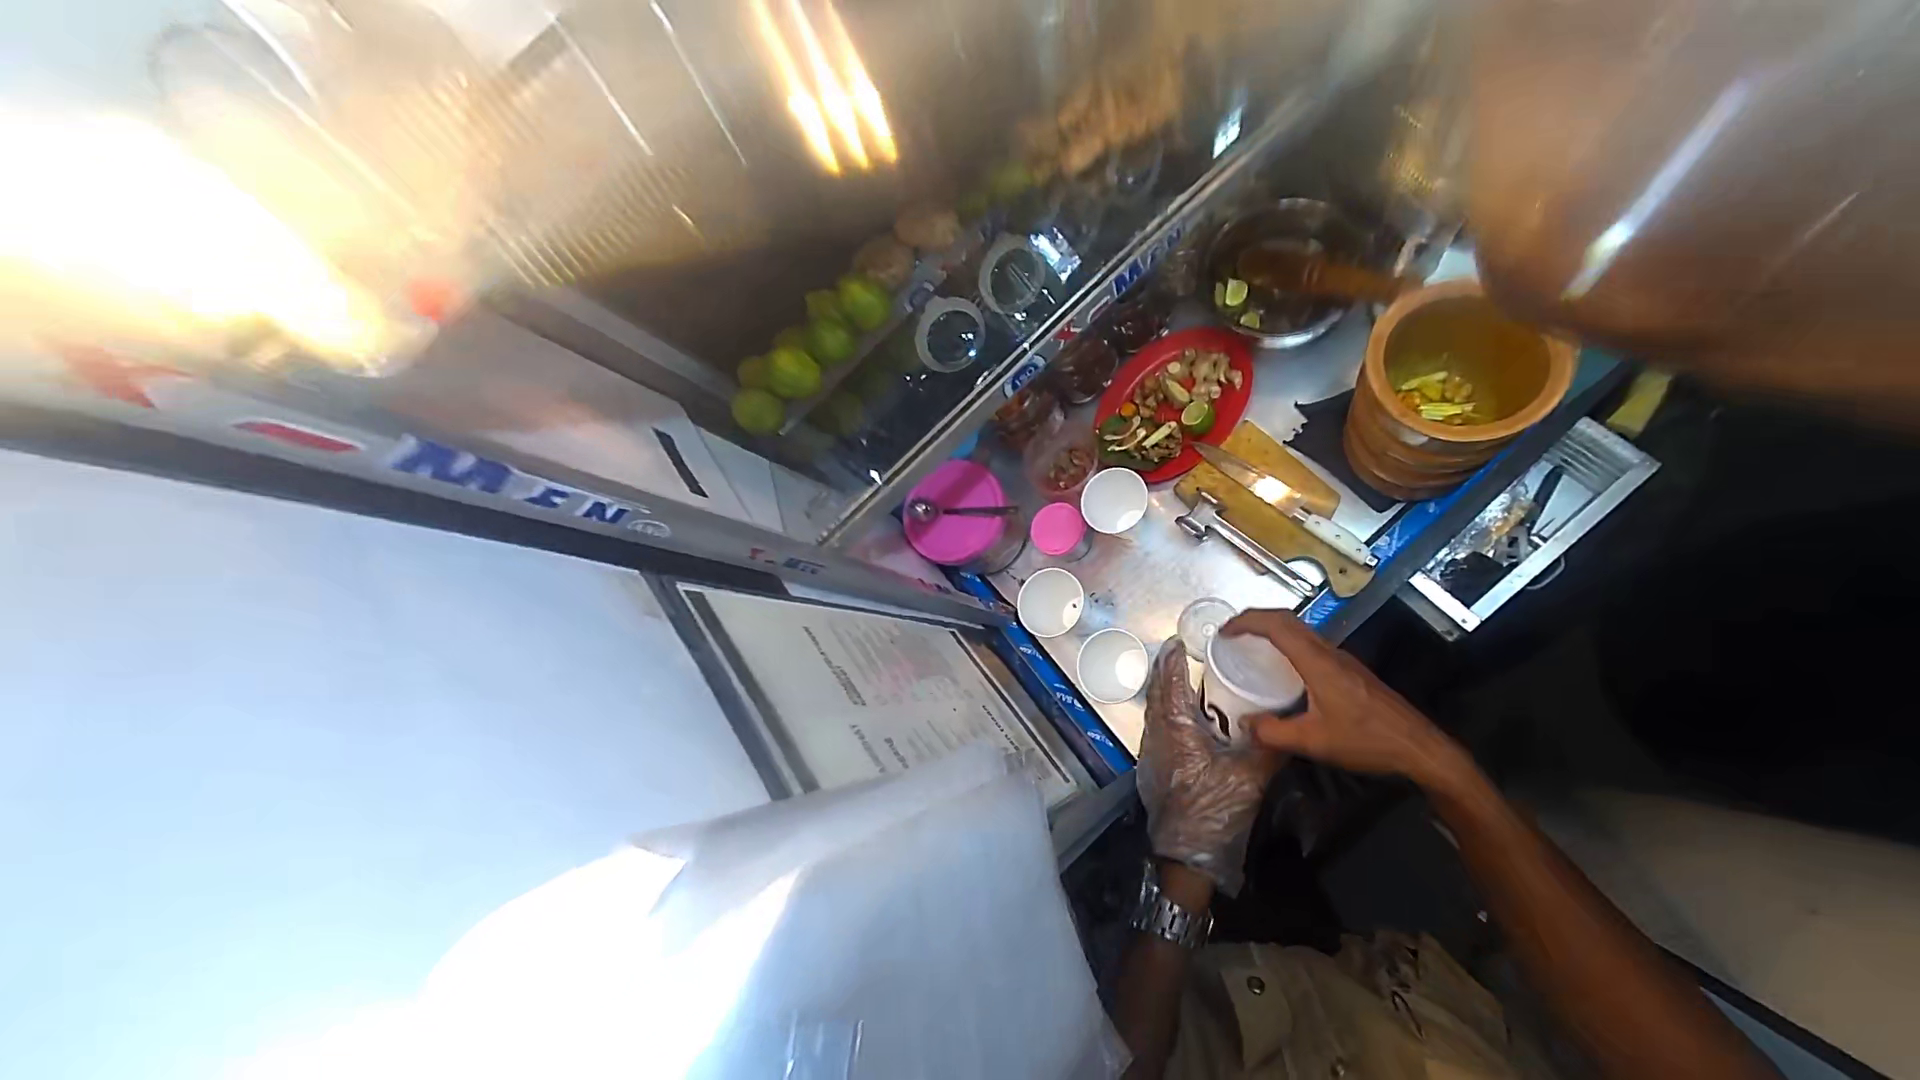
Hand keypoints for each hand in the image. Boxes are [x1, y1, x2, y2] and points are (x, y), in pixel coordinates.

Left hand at [1136, 640, 1282, 892]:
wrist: (1184, 856)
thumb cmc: (1213, 812)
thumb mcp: (1250, 779)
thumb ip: (1269, 748)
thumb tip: (1289, 724)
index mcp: (1175, 729)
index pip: (1169, 683)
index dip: (1172, 659)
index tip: (1179, 641)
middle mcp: (1156, 734)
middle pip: (1157, 693)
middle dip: (1168, 671)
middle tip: (1185, 655)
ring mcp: (1150, 752)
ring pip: (1154, 711)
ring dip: (1166, 692)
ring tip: (1186, 681)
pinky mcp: (1151, 767)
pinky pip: (1156, 727)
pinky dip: (1166, 712)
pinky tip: (1183, 719)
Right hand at [1219, 609, 1467, 789]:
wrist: (1421, 749)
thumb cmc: (1367, 741)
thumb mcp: (1313, 742)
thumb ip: (1273, 732)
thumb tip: (1246, 725)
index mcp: (1318, 662)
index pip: (1277, 625)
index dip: (1246, 622)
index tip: (1225, 631)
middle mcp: (1330, 654)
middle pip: (1288, 620)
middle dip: (1256, 619)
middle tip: (1233, 633)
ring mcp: (1344, 661)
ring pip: (1302, 631)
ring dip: (1273, 630)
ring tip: (1252, 646)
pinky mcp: (1352, 672)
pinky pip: (1312, 645)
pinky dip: (1289, 645)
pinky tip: (1284, 669)